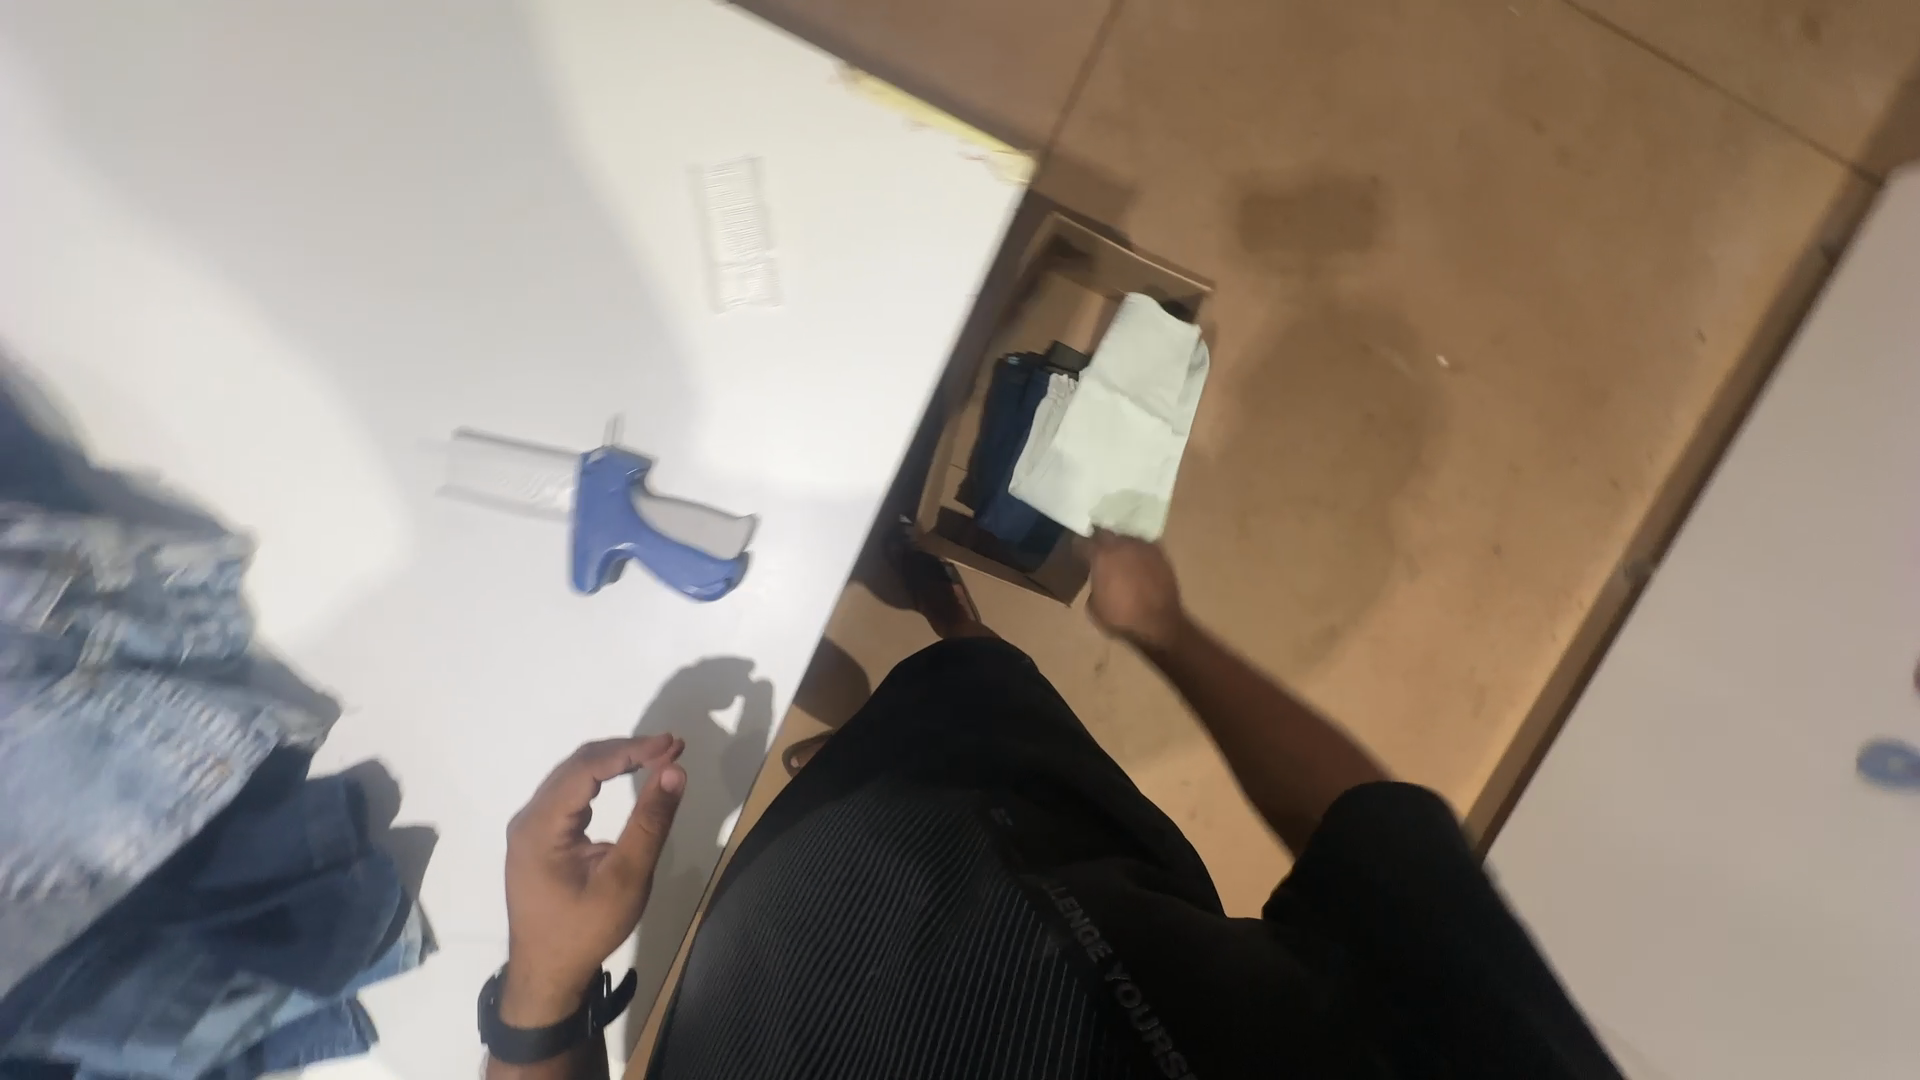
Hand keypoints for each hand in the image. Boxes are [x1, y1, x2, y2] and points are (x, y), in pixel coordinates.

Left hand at [501, 735, 685, 1025]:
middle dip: (628, 749)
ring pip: (576, 773)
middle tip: (673, 747)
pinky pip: (574, 790)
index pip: (587, 767)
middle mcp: (530, 819)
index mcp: (540, 827)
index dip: (632, 749)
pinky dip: (606, 776)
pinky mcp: (541, 836)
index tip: (673, 745)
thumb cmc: (585, 930)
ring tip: (660, 756)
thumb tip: (674, 769)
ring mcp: (532, 827)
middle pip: (580, 764)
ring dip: (618, 759)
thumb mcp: (626, 878)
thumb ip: (650, 822)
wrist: (547, 978)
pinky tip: (630, 774)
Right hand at [1086, 530, 1186, 650]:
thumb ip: (1094, 586)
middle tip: (1097, 552)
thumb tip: (1100, 582)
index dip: (1078, 547)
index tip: (1078, 553)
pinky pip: (1144, 547)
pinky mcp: (1160, 554)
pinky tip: (1138, 563)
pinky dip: (1138, 553)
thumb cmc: (1121, 618)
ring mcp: (1143, 548)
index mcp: (1101, 556)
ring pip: (1126, 537)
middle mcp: (1121, 545)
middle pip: (1105, 533)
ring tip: (1120, 557)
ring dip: (1121, 545)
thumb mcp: (1094, 607)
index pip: (1083, 541)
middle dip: (1099, 540)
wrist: (1159, 624)